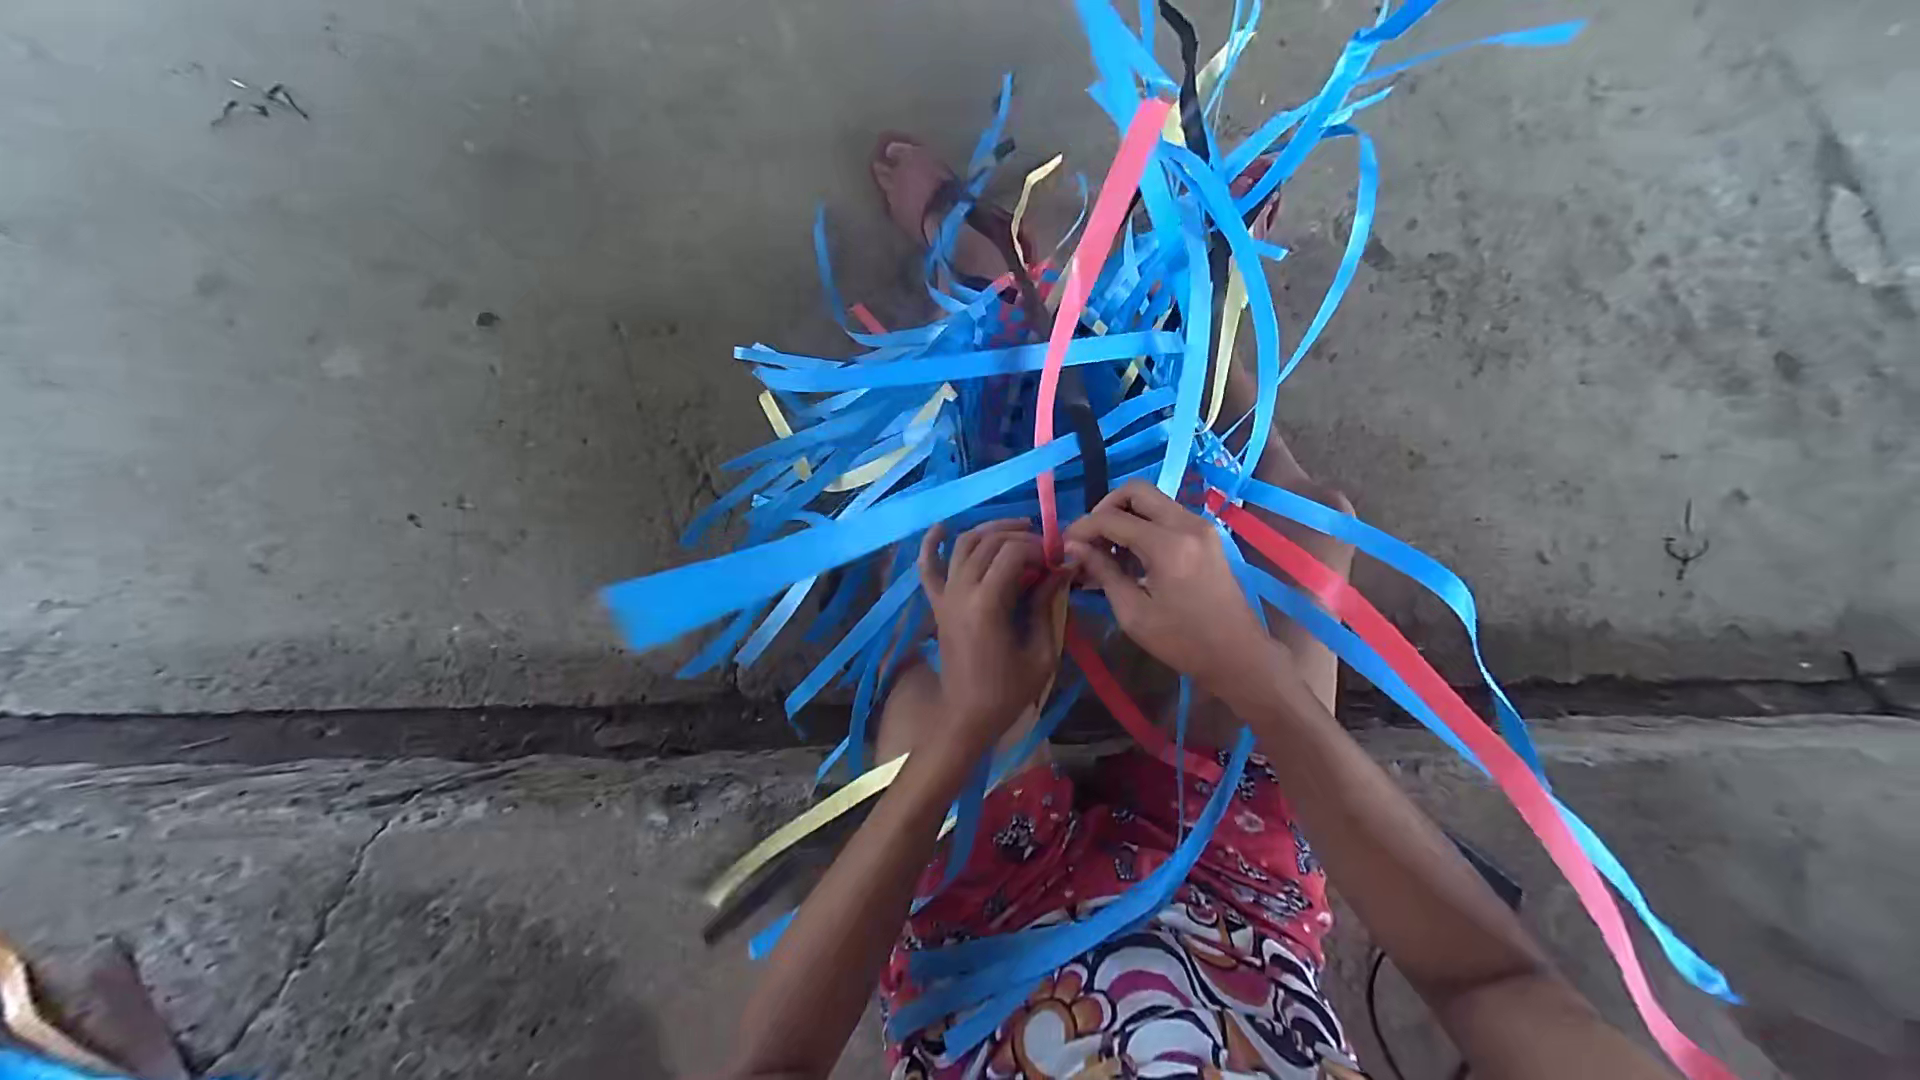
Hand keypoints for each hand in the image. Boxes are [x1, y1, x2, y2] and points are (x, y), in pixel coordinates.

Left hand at [918, 520, 1067, 751]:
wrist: (968, 715)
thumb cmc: (1009, 690)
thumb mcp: (1041, 651)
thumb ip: (1047, 603)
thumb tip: (1064, 567)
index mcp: (987, 605)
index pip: (1013, 553)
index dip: (1039, 548)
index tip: (1057, 560)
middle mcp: (961, 592)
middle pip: (989, 542)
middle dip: (1020, 537)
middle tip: (1045, 548)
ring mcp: (944, 596)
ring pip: (963, 545)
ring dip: (989, 530)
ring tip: (1016, 529)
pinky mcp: (937, 604)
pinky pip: (927, 568)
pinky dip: (931, 545)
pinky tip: (941, 528)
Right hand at [1064, 481, 1282, 697]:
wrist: (1238, 655)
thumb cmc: (1182, 642)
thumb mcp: (1133, 612)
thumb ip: (1103, 572)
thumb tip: (1073, 547)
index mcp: (1168, 545)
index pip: (1112, 518)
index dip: (1083, 528)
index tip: (1065, 546)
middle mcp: (1187, 524)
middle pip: (1136, 490)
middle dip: (1104, 509)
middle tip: (1089, 539)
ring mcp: (1200, 526)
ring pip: (1152, 500)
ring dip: (1124, 516)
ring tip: (1107, 551)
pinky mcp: (1206, 535)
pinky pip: (1166, 514)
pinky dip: (1143, 524)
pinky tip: (1131, 555)